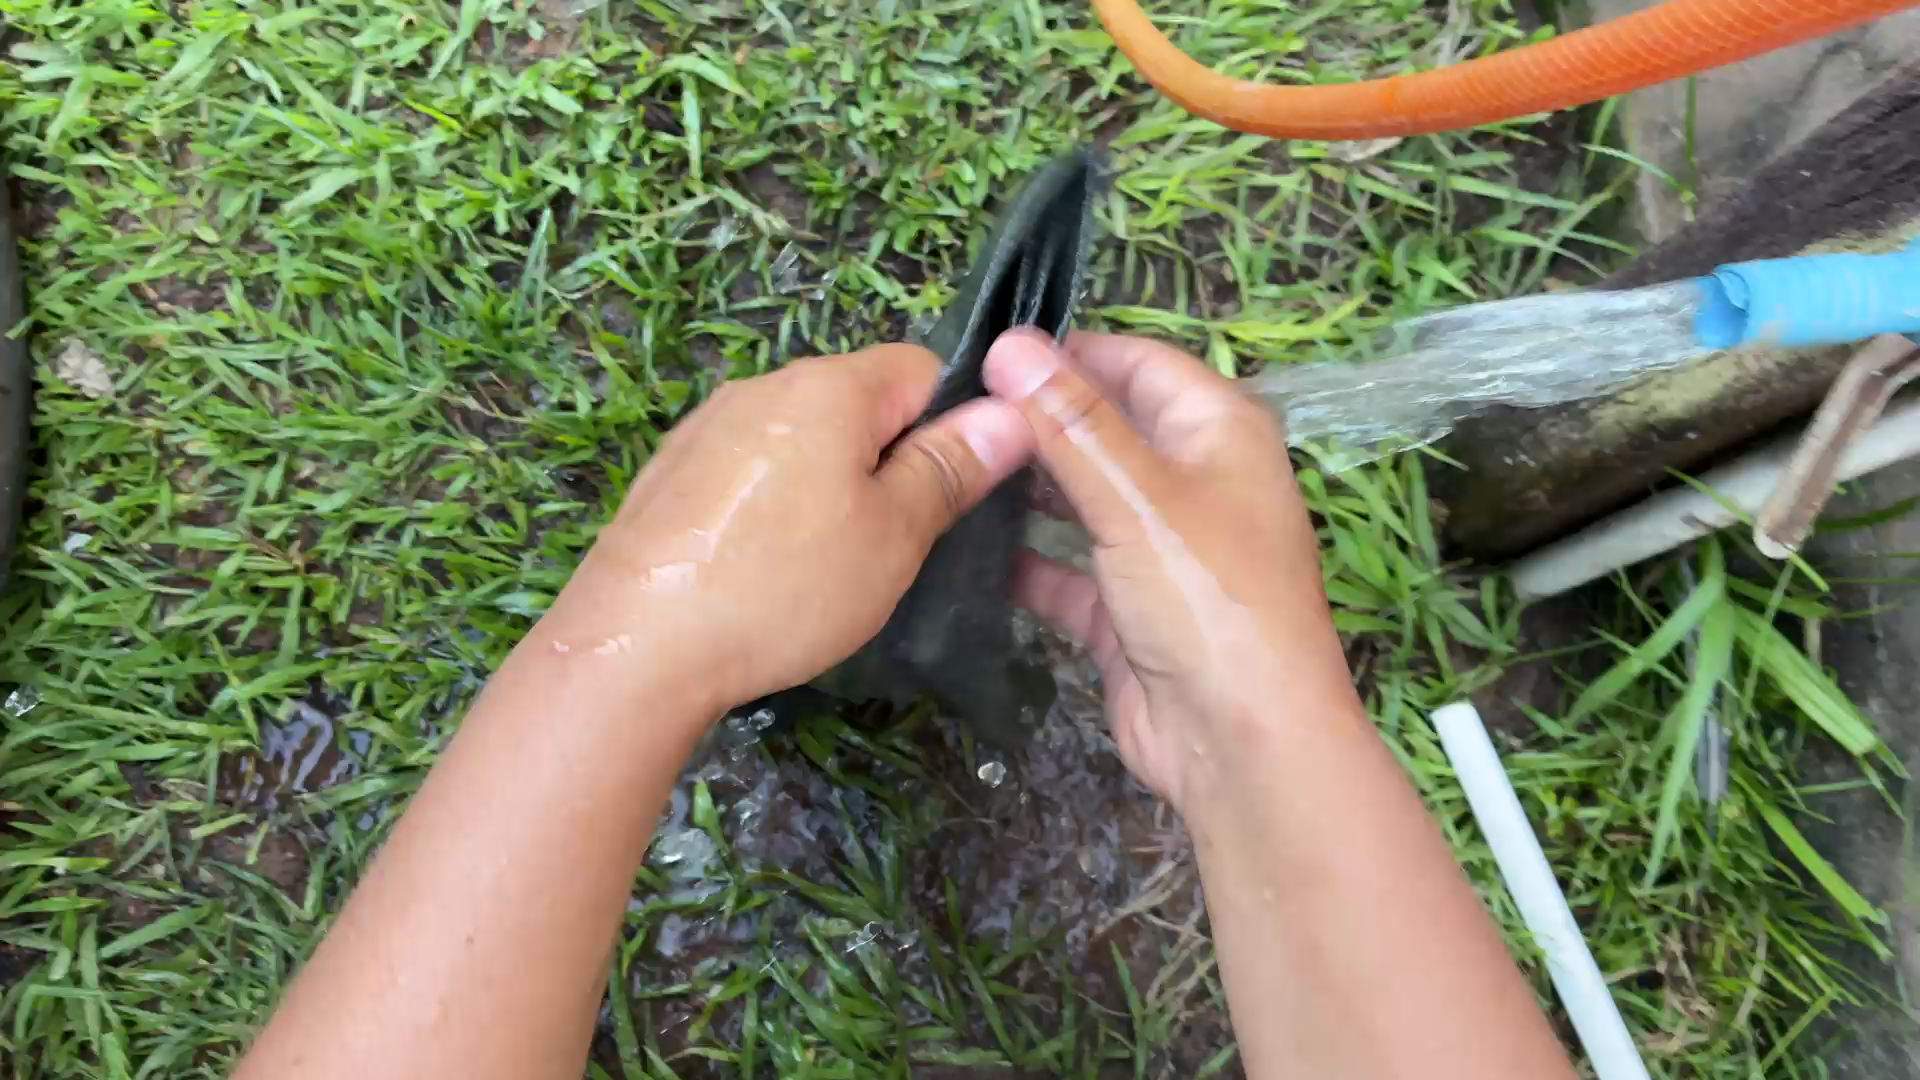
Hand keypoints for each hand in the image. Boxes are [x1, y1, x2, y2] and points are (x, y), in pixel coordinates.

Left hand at [540, 345, 1032, 714]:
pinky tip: (763, 560)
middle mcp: (764, 385)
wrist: (635, 648)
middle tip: (887, 537)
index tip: (938, 493)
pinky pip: (755, 464)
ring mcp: (709, 425)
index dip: (948, 425)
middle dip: (889, 457)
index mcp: (828, 386)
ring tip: (823, 558)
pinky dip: (777, 498)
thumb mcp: (893, 534)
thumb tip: (1012, 413)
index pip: (922, 368)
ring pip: (807, 436)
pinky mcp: (673, 469)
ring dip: (834, 481)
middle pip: (861, 402)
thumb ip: (950, 467)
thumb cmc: (786, 585)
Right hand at [985, 330, 1349, 813]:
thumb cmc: (1206, 598)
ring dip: (1025, 490)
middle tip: (953, 415)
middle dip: (1035, 423)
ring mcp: (1154, 547)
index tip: (988, 357)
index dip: (1067, 354)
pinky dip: (1025, 562)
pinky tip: (965, 549)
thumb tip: (1010, 344)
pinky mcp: (1122, 604)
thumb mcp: (1137, 496)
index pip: (1135, 363)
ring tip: (951, 468)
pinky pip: (1065, 568)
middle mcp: (1188, 481)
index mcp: (1215, 432)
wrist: (1239, 744)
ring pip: (1079, 499)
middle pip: (1102, 430)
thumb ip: (1070, 421)